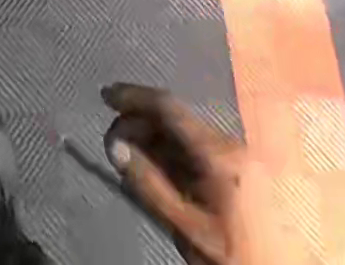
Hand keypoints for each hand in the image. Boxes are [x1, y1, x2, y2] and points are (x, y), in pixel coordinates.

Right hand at [103, 83, 259, 264]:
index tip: (105, 95)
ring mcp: (235, 158)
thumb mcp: (189, 230)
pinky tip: (152, 170)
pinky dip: (168, 154)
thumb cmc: (239, 260)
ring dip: (150, 139)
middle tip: (112, 144)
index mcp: (219, 154)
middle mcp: (228, 145)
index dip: (134, 96)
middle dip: (138, 124)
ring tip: (127, 159)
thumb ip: (149, 186)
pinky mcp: (236, 173)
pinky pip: (193, 151)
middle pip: (173, 119)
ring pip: (181, 135)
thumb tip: (115, 147)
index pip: (169, 107)